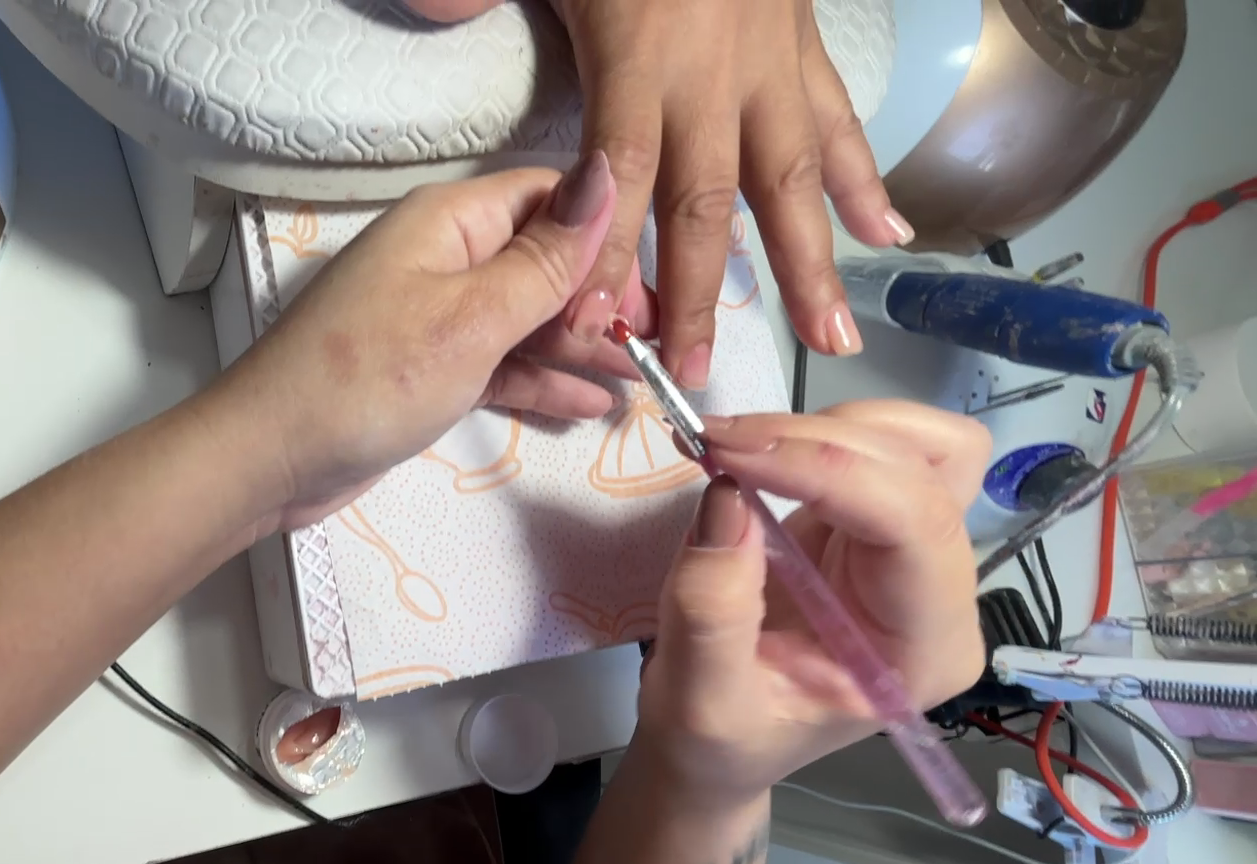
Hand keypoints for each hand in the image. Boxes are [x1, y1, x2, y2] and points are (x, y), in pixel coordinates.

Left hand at [214, 155, 625, 528]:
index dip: (602, 239)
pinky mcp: (426, 373)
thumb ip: (540, 260)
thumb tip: (606, 177)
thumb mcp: (467, 317)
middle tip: (650, 349)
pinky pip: (496, 366)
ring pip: (522, 322)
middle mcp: (441, 262)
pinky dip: (538, 382)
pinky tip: (588, 404)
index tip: (642, 296)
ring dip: (576, 348)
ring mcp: (432, 321)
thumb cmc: (370, 378)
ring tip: (638, 379)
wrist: (276, 456)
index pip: (546, 201)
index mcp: (447, 223)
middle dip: (596, 302)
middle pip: (539, 265)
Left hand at [408, 0, 912, 388]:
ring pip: (787, 180)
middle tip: (695, 370)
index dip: (604, 256)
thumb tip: (430, 12)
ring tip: (828, 335)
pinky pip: (838, 123)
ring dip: (807, 264)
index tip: (592, 327)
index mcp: (638, 60)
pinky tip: (890, 233)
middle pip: (702, 205)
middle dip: (696, 295)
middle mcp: (711, 77)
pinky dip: (865, 179)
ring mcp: (765, 68)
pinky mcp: (799, 52)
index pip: (617, 179)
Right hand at [632, 402, 989, 805]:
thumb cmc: (714, 739)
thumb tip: (726, 497)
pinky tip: (749, 454)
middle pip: (929, 471)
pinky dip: (809, 437)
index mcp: (918, 648)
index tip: (727, 455)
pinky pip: (869, 458)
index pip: (912, 525)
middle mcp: (933, 594)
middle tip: (712, 443)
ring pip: (916, 448)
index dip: (827, 472)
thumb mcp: (698, 693)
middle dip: (817, 440)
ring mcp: (902, 559)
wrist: (716, 749)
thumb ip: (711, 606)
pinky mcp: (861, 536)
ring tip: (732, 445)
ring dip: (823, 428)